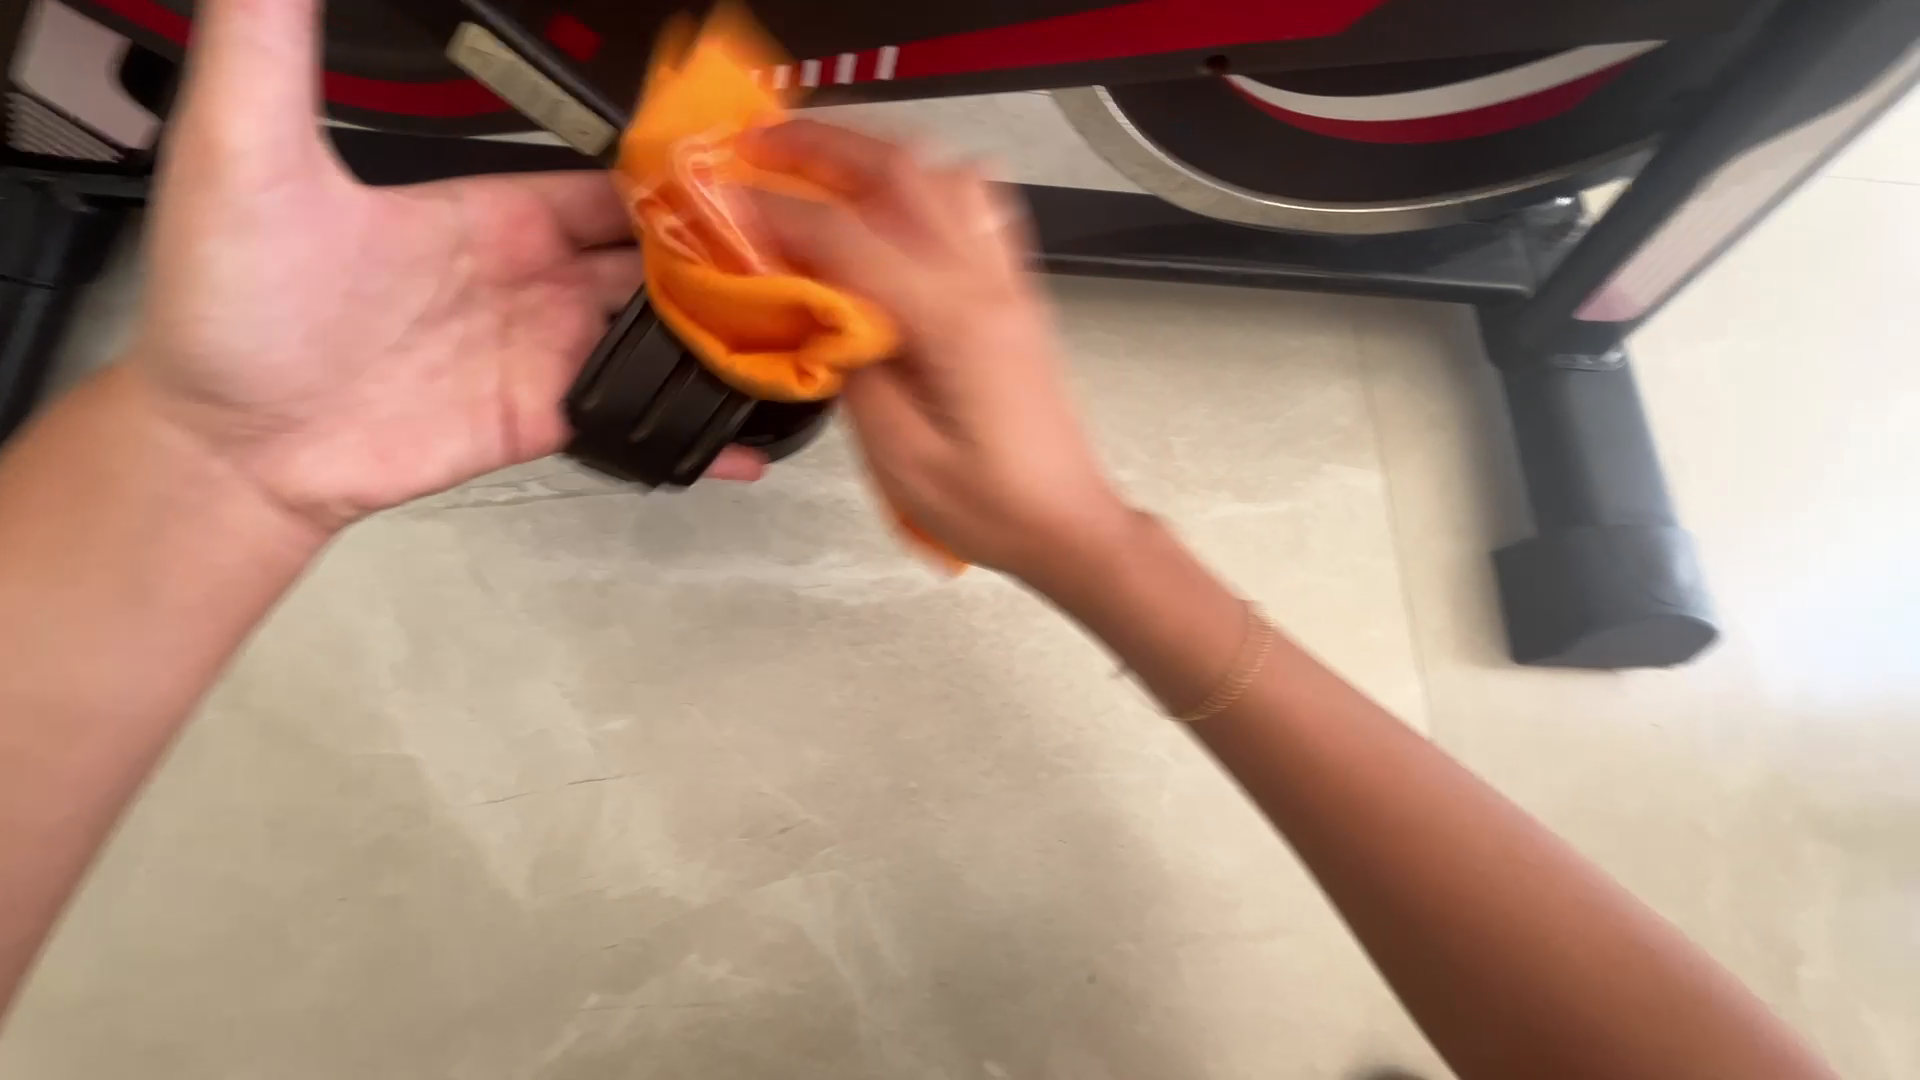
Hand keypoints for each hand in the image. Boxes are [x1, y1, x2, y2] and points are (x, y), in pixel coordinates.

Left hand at [129, 0, 760, 535]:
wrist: (239, 441)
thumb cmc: (237, 298)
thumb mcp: (247, 152)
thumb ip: (275, 43)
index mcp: (499, 216)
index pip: (611, 192)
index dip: (674, 187)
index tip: (741, 187)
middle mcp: (542, 284)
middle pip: (657, 267)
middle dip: (718, 265)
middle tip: (794, 269)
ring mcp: (556, 356)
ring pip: (663, 340)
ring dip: (721, 342)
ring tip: (797, 342)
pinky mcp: (560, 420)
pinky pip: (641, 421)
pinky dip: (697, 437)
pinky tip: (753, 444)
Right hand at [741, 121, 1130, 580]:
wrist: (1066, 523)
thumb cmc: (990, 507)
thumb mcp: (902, 458)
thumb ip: (856, 374)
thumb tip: (827, 318)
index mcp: (953, 324)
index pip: (851, 239)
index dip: (780, 215)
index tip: (728, 204)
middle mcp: (987, 286)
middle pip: (906, 174)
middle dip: (826, 147)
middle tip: (764, 144)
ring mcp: (1010, 287)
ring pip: (950, 177)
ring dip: (881, 157)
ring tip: (827, 166)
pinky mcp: (1018, 301)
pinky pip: (983, 213)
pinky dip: (934, 188)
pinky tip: (904, 205)